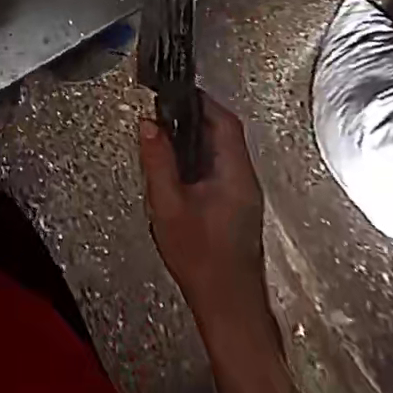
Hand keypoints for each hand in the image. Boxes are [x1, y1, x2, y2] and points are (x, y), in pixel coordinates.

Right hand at [138, 94, 270, 327]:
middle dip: (191, 115)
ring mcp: (240, 195)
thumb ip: (158, 161)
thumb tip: (148, 122)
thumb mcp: (168, 204)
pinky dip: (191, 154)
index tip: (174, 87)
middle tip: (158, 106)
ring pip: (217, 151)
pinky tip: (168, 161)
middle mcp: (243, 180)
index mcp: (235, 175)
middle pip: (222, 134)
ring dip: (190, 136)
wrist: (227, 304)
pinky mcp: (231, 206)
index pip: (225, 123)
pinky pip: (213, 167)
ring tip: (158, 129)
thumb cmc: (200, 255)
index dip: (202, 100)